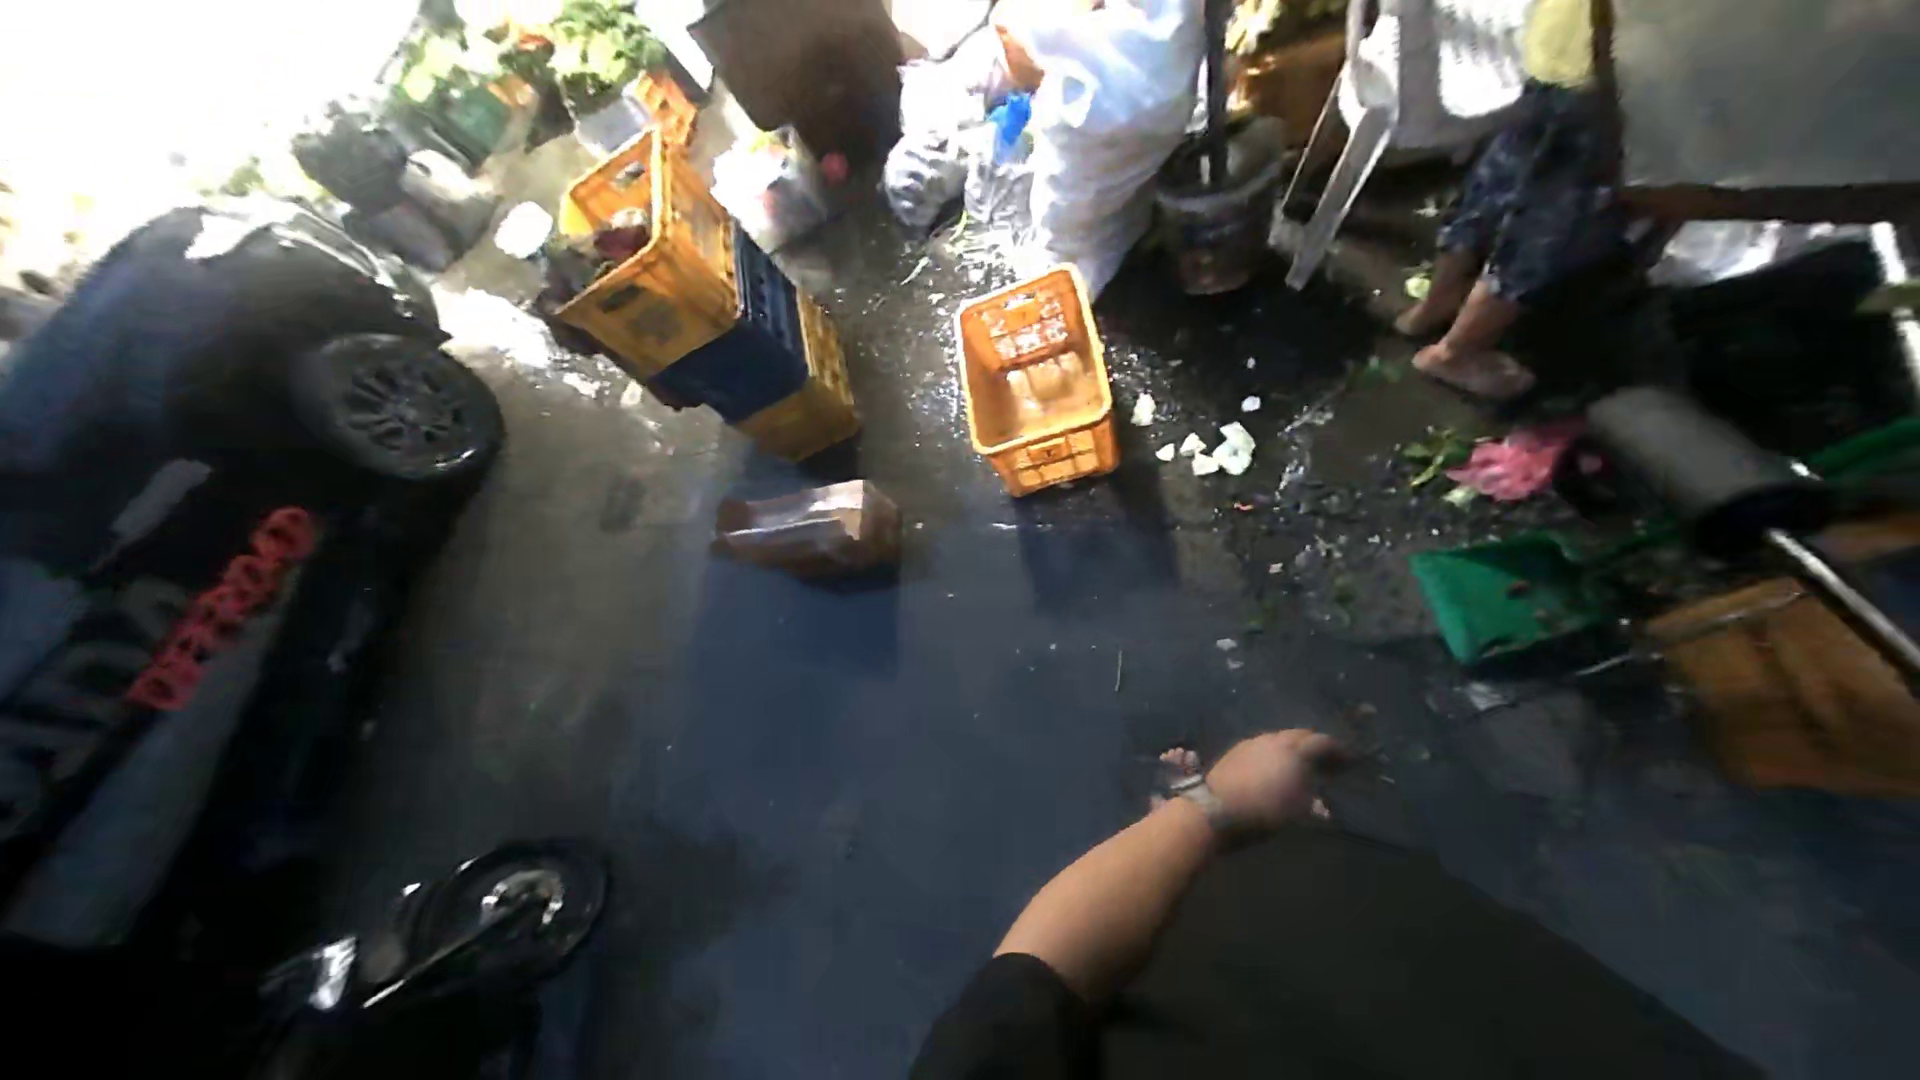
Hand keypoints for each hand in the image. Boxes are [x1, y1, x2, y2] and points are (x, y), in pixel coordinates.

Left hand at [1204, 729, 1350, 831]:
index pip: (1323, 742)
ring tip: (1303, 764)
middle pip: (1301, 735)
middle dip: (1316, 745)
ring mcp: (1253, 742)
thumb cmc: (1265, 812)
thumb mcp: (1300, 808)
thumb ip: (1313, 793)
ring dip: (1295, 747)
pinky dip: (1277, 750)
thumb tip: (1321, 790)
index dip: (1339, 751)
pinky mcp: (1237, 749)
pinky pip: (1264, 743)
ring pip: (1281, 737)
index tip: (1350, 760)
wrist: (1217, 807)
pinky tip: (1277, 764)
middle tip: (1328, 761)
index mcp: (1295, 750)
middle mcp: (1274, 739)